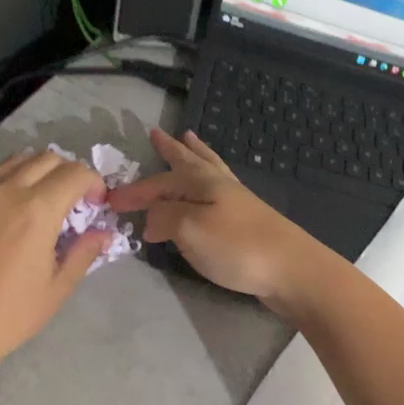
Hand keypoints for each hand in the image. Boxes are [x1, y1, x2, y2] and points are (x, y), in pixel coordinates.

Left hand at [0, 150, 112, 377]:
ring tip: (49, 200)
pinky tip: (19, 208)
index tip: (98, 205)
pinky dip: (16, 178)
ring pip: (19, 159)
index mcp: (36, 211)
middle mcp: (7, 191)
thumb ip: (84, 252)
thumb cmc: (9, 314)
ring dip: (42, 170)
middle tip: (77, 202)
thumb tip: (103, 233)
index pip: (76, 173)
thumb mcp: (57, 288)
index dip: (94, 183)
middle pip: (48, 158)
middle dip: (71, 173)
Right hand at [107, 128, 333, 308]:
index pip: (160, 183)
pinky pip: (221, 189)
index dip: (134, 192)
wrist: (293, 271)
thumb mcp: (191, 230)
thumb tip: (150, 219)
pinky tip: (214, 188)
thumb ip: (165, 218)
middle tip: (157, 133)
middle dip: (172, 150)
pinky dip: (211, 178)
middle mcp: (221, 186)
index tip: (110, 202)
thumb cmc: (239, 248)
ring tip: (189, 139)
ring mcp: (238, 203)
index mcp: (203, 183)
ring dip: (196, 155)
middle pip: (191, 162)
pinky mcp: (249, 222)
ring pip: (210, 171)